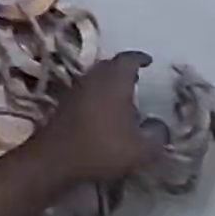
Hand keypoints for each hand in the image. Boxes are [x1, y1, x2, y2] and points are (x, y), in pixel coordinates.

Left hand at [33, 51, 160, 183]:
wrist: (55, 157)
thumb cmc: (102, 147)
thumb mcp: (141, 149)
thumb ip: (157, 134)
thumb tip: (159, 124)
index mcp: (114, 81)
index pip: (127, 59)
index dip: (139, 58)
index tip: (148, 61)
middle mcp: (93, 79)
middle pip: (109, 65)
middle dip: (123, 68)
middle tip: (136, 77)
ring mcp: (75, 89)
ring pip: (95, 77)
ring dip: (109, 81)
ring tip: (123, 95)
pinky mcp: (64, 103)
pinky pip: (85, 90)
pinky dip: (97, 93)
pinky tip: (104, 110)